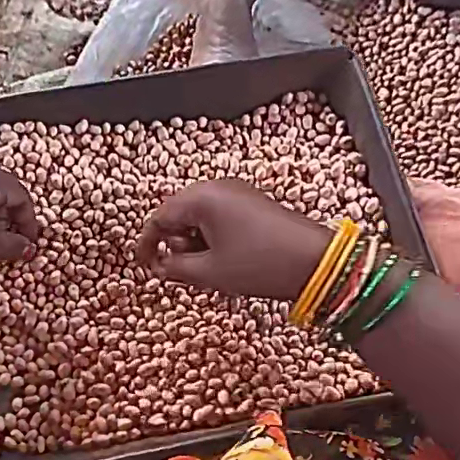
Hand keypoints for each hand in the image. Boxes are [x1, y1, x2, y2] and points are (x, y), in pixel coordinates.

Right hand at [136, 180, 331, 299]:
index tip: (144, 266)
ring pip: (199, 219)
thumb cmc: (260, 264)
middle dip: (175, 244)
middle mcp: (218, 187)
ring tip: (210, 270)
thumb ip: (174, 268)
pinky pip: (220, 220)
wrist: (315, 262)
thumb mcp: (209, 272)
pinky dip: (213, 240)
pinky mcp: (253, 205)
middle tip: (183, 271)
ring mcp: (238, 194)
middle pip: (178, 215)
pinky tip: (226, 262)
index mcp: (202, 198)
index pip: (159, 217)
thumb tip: (159, 266)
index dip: (147, 244)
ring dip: (195, 244)